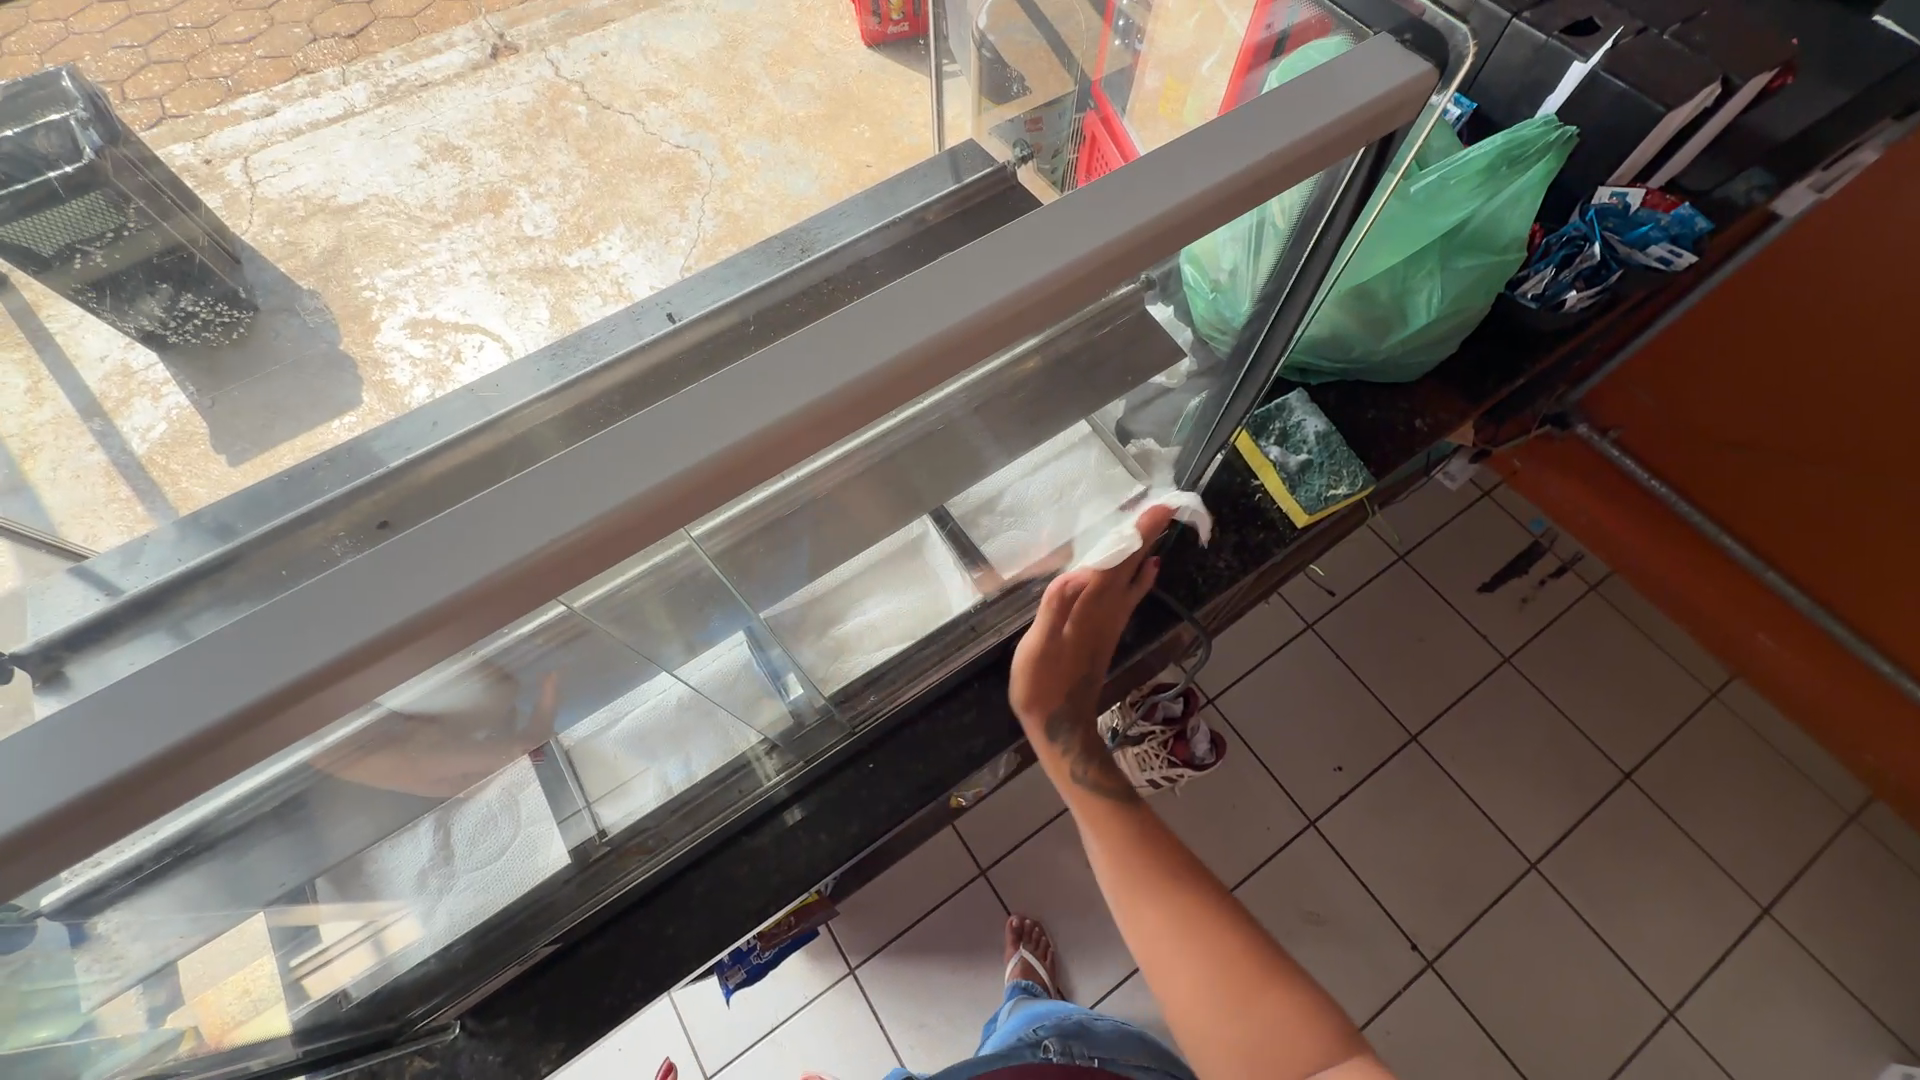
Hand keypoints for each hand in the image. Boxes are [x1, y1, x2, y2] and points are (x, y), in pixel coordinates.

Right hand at [1009, 505, 1173, 801]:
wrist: (1060, 725)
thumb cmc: (1040, 685)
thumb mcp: (1037, 647)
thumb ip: (1054, 609)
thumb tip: (1077, 574)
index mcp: (1088, 610)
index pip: (1115, 564)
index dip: (1135, 536)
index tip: (1156, 509)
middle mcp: (1106, 612)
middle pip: (1130, 567)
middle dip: (1146, 536)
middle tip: (1165, 505)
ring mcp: (1110, 623)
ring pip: (1134, 579)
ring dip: (1146, 551)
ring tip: (1158, 526)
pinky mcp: (1108, 633)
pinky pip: (1132, 596)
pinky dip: (1143, 578)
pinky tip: (1150, 568)